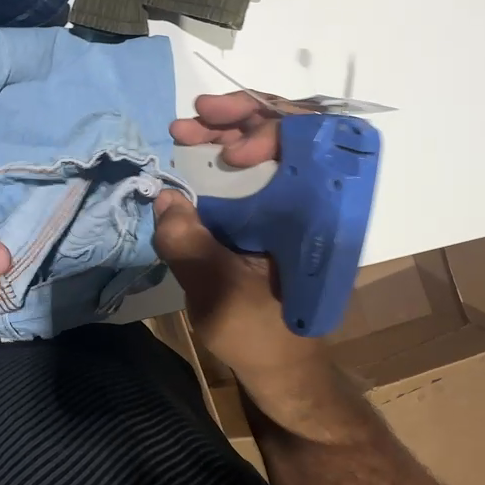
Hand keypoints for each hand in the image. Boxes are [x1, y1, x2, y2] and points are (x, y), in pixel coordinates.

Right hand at [158, 92, 337, 417]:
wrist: (280, 370)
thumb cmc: (260, 336)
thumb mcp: (218, 295)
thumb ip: (190, 245)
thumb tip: (164, 196)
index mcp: (319, 214)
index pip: (314, 140)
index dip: (270, 130)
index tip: (229, 155)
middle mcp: (313, 197)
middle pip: (289, 128)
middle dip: (240, 114)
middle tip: (195, 113)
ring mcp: (293, 202)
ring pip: (269, 141)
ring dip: (226, 128)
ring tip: (184, 127)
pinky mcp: (272, 211)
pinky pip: (254, 165)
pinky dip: (222, 150)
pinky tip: (193, 151)